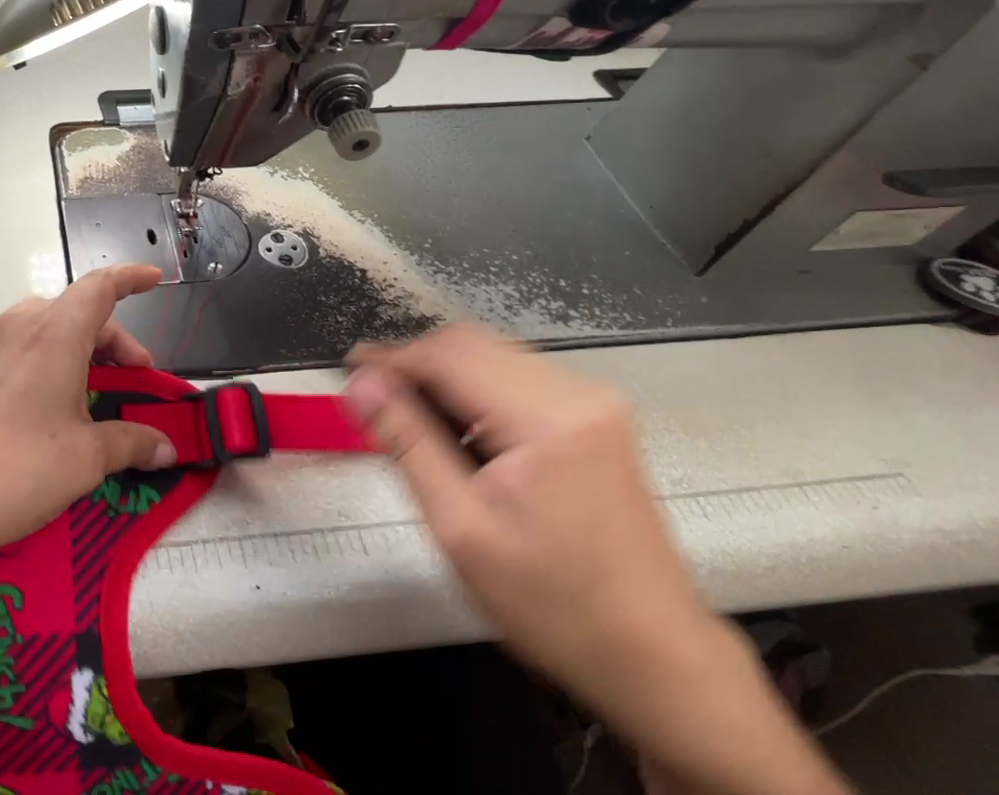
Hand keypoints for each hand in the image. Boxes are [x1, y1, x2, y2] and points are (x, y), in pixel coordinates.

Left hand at [0, 264, 176, 577]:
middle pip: (75, 310)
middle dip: (113, 336)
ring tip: (96, 388)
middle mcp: (18, 327)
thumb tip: (164, 447)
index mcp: (54, 334)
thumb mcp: (87, 458)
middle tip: (135, 377)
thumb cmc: (18, 469)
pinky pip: (19, 347)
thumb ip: (131, 442)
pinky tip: (54, 402)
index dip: (130, 278)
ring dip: (79, 347)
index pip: (100, 287)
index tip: (153, 278)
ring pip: (45, 327)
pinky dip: (48, 359)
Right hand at [343, 326, 706, 709]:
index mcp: (547, 419)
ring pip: (495, 357)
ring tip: (403, 417)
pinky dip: (475, 392)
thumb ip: (406, 444)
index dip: (389, 359)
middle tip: (368, 397)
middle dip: (413, 363)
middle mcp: (579, 395)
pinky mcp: (598, 423)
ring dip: (443, 376)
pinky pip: (519, 381)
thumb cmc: (550, 603)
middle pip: (474, 344)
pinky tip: (453, 431)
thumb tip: (361, 386)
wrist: (652, 654)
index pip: (449, 355)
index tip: (347, 374)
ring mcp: (596, 406)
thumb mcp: (460, 527)